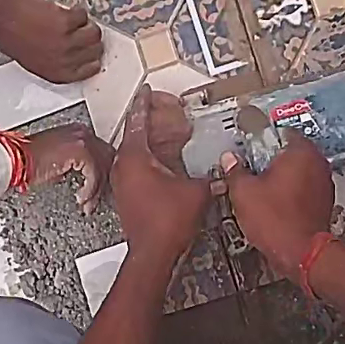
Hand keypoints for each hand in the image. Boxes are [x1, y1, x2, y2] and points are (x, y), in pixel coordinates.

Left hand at [0, 0, 102, 83]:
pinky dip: (77, 11)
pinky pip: (82, 15)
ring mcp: (67, 40)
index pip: (90, 71)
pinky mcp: (66, 22)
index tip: (92, 51)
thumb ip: (57, 64)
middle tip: (85, 32)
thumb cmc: (11, 38)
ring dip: (87, 25)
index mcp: (59, 73)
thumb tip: (72, 57)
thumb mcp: (35, 63)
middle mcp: (66, 59)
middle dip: (92, 40)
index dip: (93, 58)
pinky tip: (67, 11)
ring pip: (94, 32)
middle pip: (95, 51)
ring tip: (78, 20)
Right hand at [24, 123, 112, 210]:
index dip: (104, 174)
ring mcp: (83, 140)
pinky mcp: (80, 150)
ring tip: (87, 204)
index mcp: (79, 132)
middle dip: (103, 184)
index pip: (104, 153)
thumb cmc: (30, 160)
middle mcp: (83, 133)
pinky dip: (89, 189)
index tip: (101, 190)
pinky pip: (94, 174)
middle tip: (95, 201)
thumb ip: (79, 165)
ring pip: (102, 169)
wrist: (15, 158)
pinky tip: (81, 197)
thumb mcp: (61, 162)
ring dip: (95, 191)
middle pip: (107, 160)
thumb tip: (92, 179)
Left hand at [112, 90, 210, 271]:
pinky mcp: (128, 198)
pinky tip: (167, 166)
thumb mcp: (197, 192)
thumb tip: (221, 173)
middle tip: (163, 112)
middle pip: (135, 136)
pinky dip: (151, 163)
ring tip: (168, 138)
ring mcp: (123, 184)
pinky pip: (138, 171)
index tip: (146, 90)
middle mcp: (123, 167)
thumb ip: (209, 177)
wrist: (154, 253)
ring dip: (152, 145)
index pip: (138, 120)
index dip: (145, 103)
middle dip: (150, 124)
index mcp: (135, 157)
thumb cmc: (169, 222)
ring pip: (136, 155)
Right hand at [219, 137, 333, 276]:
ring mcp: (324, 184)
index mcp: (300, 152)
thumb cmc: (276, 221)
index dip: (261, 138)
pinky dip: (292, 192)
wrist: (302, 254)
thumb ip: (235, 171)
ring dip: (283, 176)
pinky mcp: (324, 203)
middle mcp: (318, 163)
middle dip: (272, 159)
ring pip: (299, 172)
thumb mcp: (244, 193)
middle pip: (291, 152)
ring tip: (261, 188)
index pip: (280, 132)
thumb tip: (229, 160)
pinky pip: (304, 189)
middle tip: (251, 168)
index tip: (248, 145)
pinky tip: (275, 203)